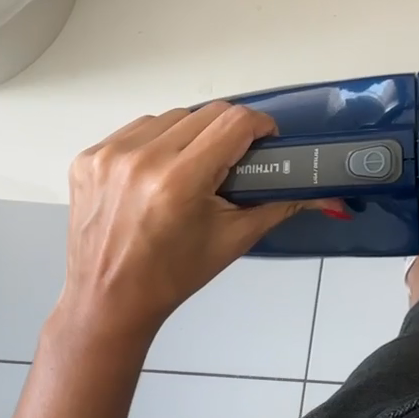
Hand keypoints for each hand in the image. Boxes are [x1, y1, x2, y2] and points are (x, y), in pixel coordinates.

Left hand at [57, 103, 327, 340]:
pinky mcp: (88, 158)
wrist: (108, 304)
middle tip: (232, 159)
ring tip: (193, 166)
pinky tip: (159, 170)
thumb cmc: (175, 275)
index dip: (259, 126)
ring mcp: (109, 157)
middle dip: (228, 132)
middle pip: (208, 113)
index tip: (265, 140)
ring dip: (191, 134)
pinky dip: (157, 141)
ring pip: (175, 116)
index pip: (236, 122)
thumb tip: (330, 194)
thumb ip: (283, 203)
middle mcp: (142, 161)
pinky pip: (140, 127)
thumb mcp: (235, 237)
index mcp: (179, 182)